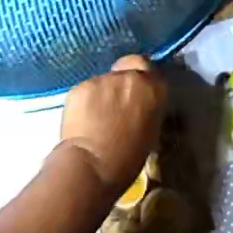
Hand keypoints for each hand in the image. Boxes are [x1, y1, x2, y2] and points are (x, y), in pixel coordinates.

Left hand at [59, 55, 165, 196]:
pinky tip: (83, 120)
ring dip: (102, 93)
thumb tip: (139, 103)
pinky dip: (85, 101)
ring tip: (97, 118)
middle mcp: (129, 77)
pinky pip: (86, 90)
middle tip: (115, 105)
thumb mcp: (151, 129)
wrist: (93, 166)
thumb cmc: (128, 158)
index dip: (140, 76)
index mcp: (152, 88)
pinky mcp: (80, 86)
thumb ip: (147, 106)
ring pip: (104, 80)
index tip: (135, 90)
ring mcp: (103, 79)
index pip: (147, 66)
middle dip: (121, 83)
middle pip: (125, 68)